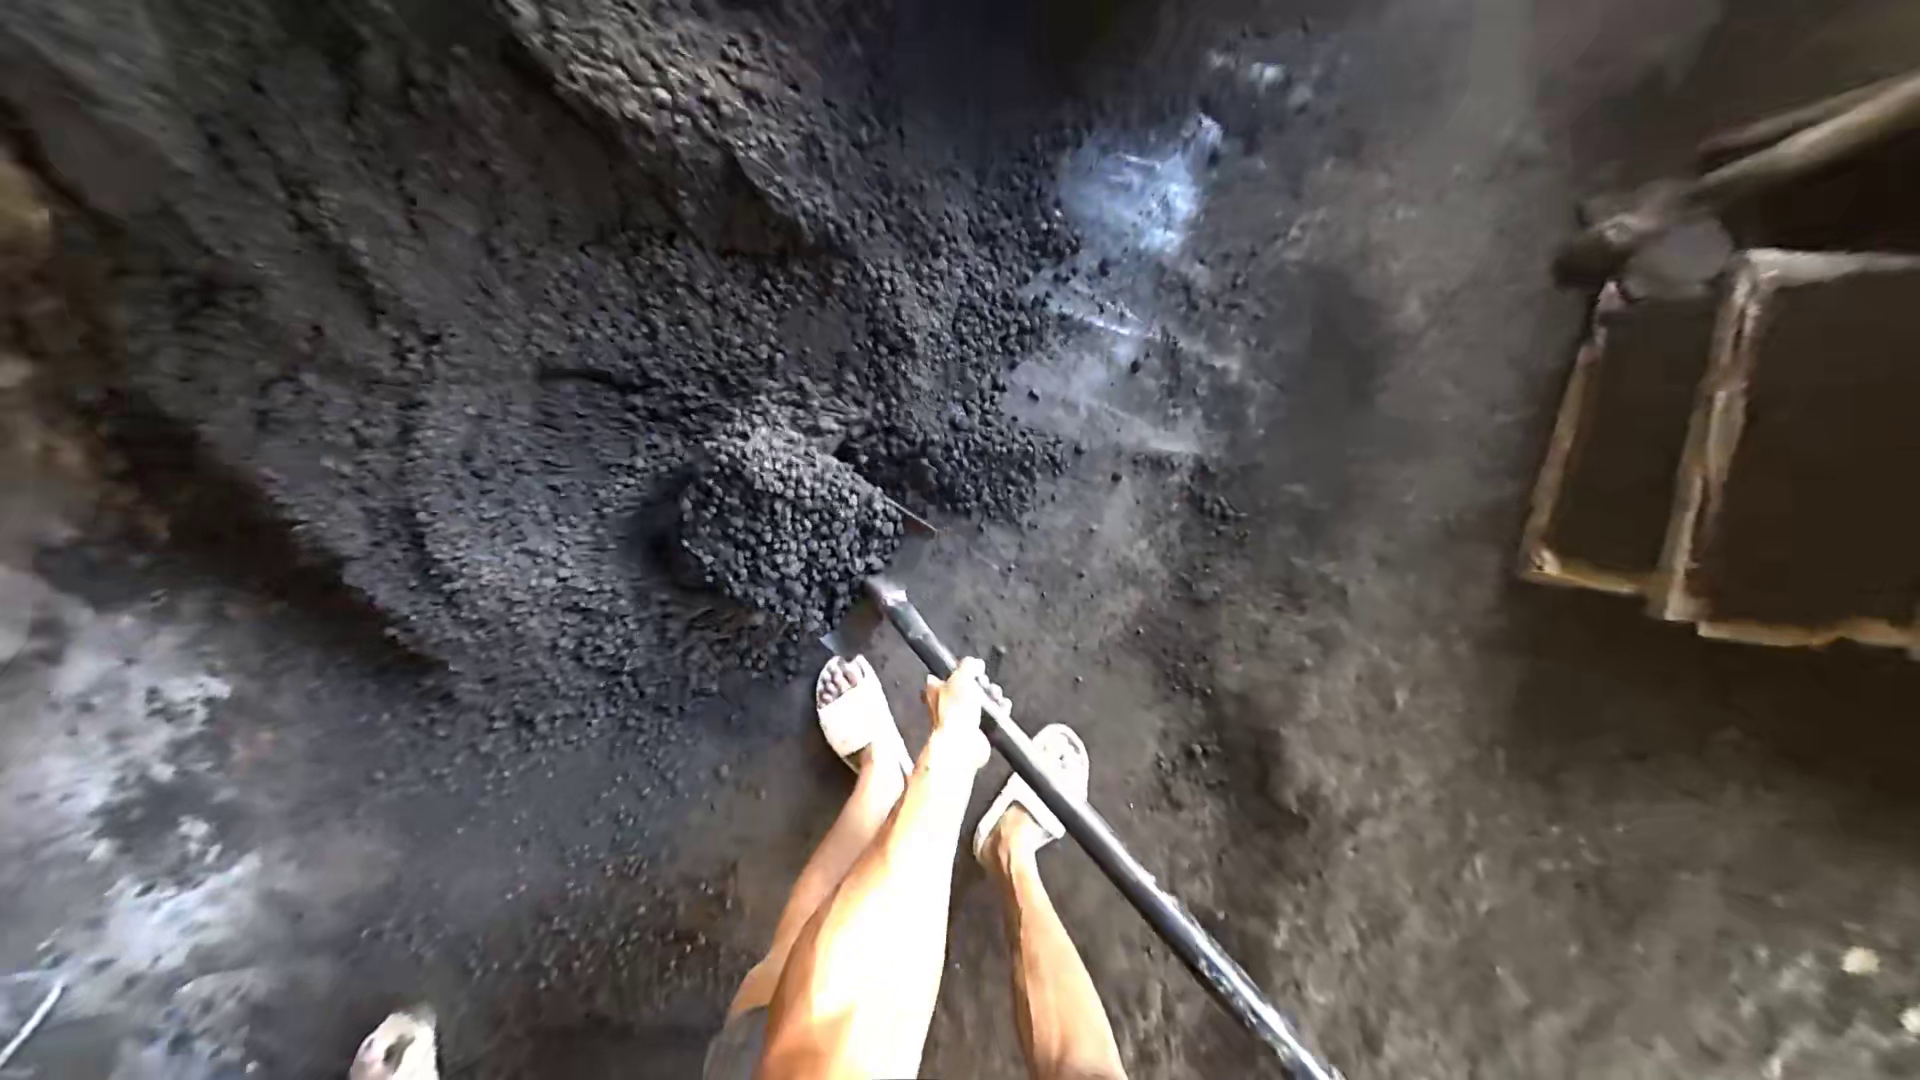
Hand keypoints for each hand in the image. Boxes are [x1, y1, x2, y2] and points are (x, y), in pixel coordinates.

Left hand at [921, 657, 999, 771]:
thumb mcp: (960, 677)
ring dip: (992, 696)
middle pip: (968, 686)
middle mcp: (947, 704)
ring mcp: (962, 718)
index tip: (971, 669)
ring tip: (996, 695)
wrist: (961, 744)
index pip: (944, 674)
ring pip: (981, 700)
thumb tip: (977, 663)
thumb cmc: (954, 710)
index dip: (958, 670)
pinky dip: (1000, 711)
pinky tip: (1003, 707)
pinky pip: (992, 716)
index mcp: (936, 690)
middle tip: (984, 683)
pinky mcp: (977, 730)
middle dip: (981, 683)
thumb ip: (968, 665)